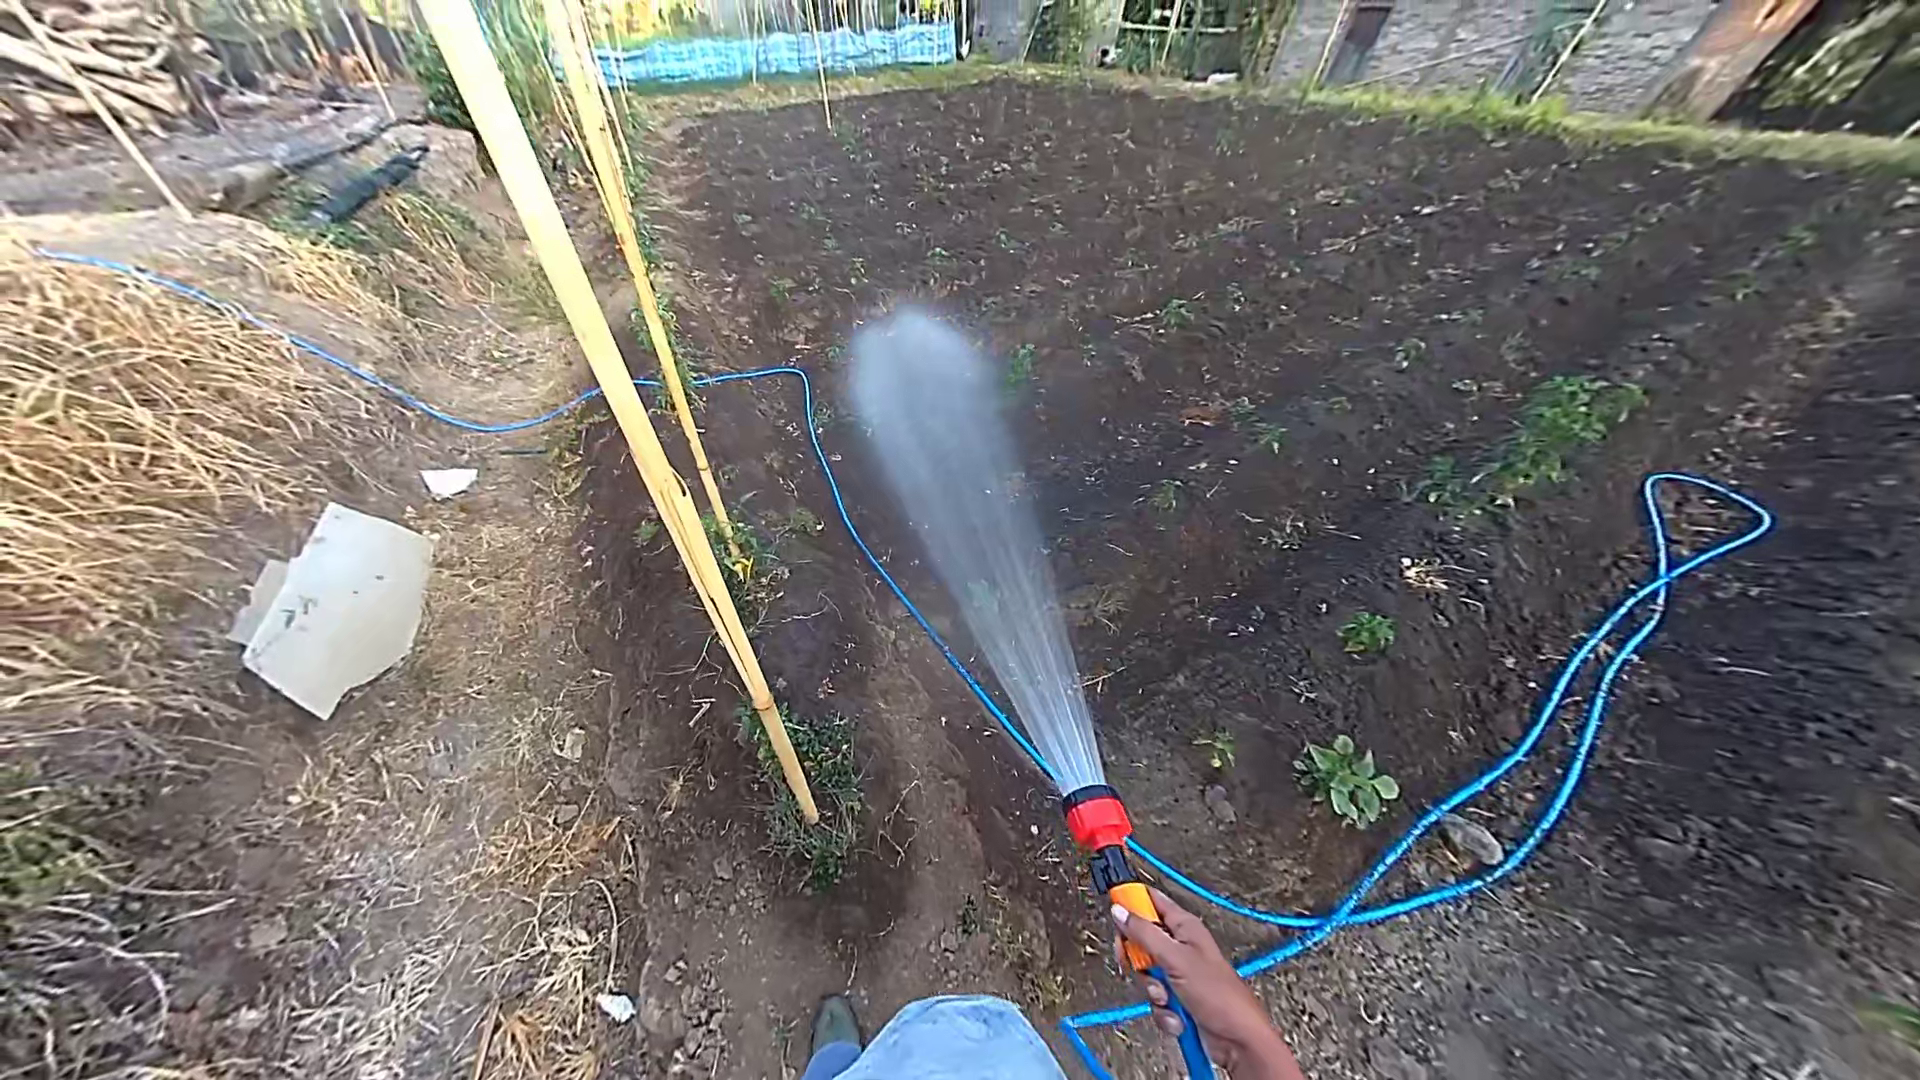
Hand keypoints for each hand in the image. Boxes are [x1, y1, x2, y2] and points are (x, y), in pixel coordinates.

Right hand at [1112, 887, 1304, 1079]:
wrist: (1240, 1043)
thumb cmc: (1220, 996)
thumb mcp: (1174, 958)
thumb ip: (1143, 933)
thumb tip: (1119, 911)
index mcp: (1184, 926)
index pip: (1150, 900)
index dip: (1131, 902)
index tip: (1115, 911)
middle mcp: (1180, 946)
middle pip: (1142, 938)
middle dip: (1138, 958)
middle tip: (1140, 965)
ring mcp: (1179, 972)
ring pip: (1147, 971)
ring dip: (1152, 989)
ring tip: (1168, 997)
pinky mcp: (1179, 997)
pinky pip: (1156, 997)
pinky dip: (1163, 1009)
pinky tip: (1177, 1015)